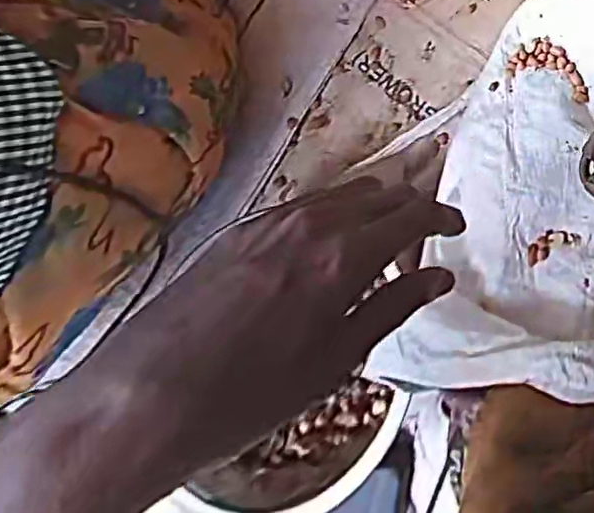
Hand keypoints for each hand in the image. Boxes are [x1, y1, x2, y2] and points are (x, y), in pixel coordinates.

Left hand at [77, 178, 463, 474]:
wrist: (138, 401)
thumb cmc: (247, 395)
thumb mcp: (334, 361)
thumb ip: (393, 307)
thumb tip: (440, 277)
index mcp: (345, 256)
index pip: (413, 214)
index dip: (442, 217)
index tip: (455, 227)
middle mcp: (315, 222)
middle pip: (384, 193)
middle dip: (412, 209)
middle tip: (420, 241)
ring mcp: (275, 219)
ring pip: (346, 191)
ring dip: (374, 207)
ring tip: (375, 243)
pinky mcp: (243, 226)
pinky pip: (307, 202)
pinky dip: (334, 212)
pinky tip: (322, 247)